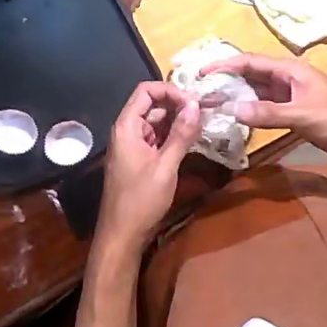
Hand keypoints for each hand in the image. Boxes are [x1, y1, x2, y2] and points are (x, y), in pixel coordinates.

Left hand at [98, 82, 200, 253]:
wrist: (122, 235)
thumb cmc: (140, 200)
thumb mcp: (165, 166)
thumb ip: (180, 134)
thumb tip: (195, 104)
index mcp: (127, 127)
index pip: (146, 90)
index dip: (170, 90)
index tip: (193, 102)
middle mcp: (128, 131)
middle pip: (152, 104)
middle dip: (178, 104)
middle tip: (204, 113)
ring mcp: (133, 145)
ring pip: (157, 121)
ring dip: (178, 120)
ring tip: (202, 125)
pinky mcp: (140, 158)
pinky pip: (158, 137)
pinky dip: (174, 135)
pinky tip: (192, 140)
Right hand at [200, 54, 326, 166]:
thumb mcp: (303, 115)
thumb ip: (268, 113)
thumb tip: (232, 109)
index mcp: (292, 70)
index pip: (251, 62)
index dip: (225, 65)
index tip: (201, 73)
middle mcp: (290, 79)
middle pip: (252, 75)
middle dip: (227, 81)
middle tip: (201, 92)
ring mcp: (294, 96)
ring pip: (259, 93)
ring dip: (238, 97)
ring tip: (212, 105)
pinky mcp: (298, 113)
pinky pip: (268, 108)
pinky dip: (252, 112)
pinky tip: (238, 119)